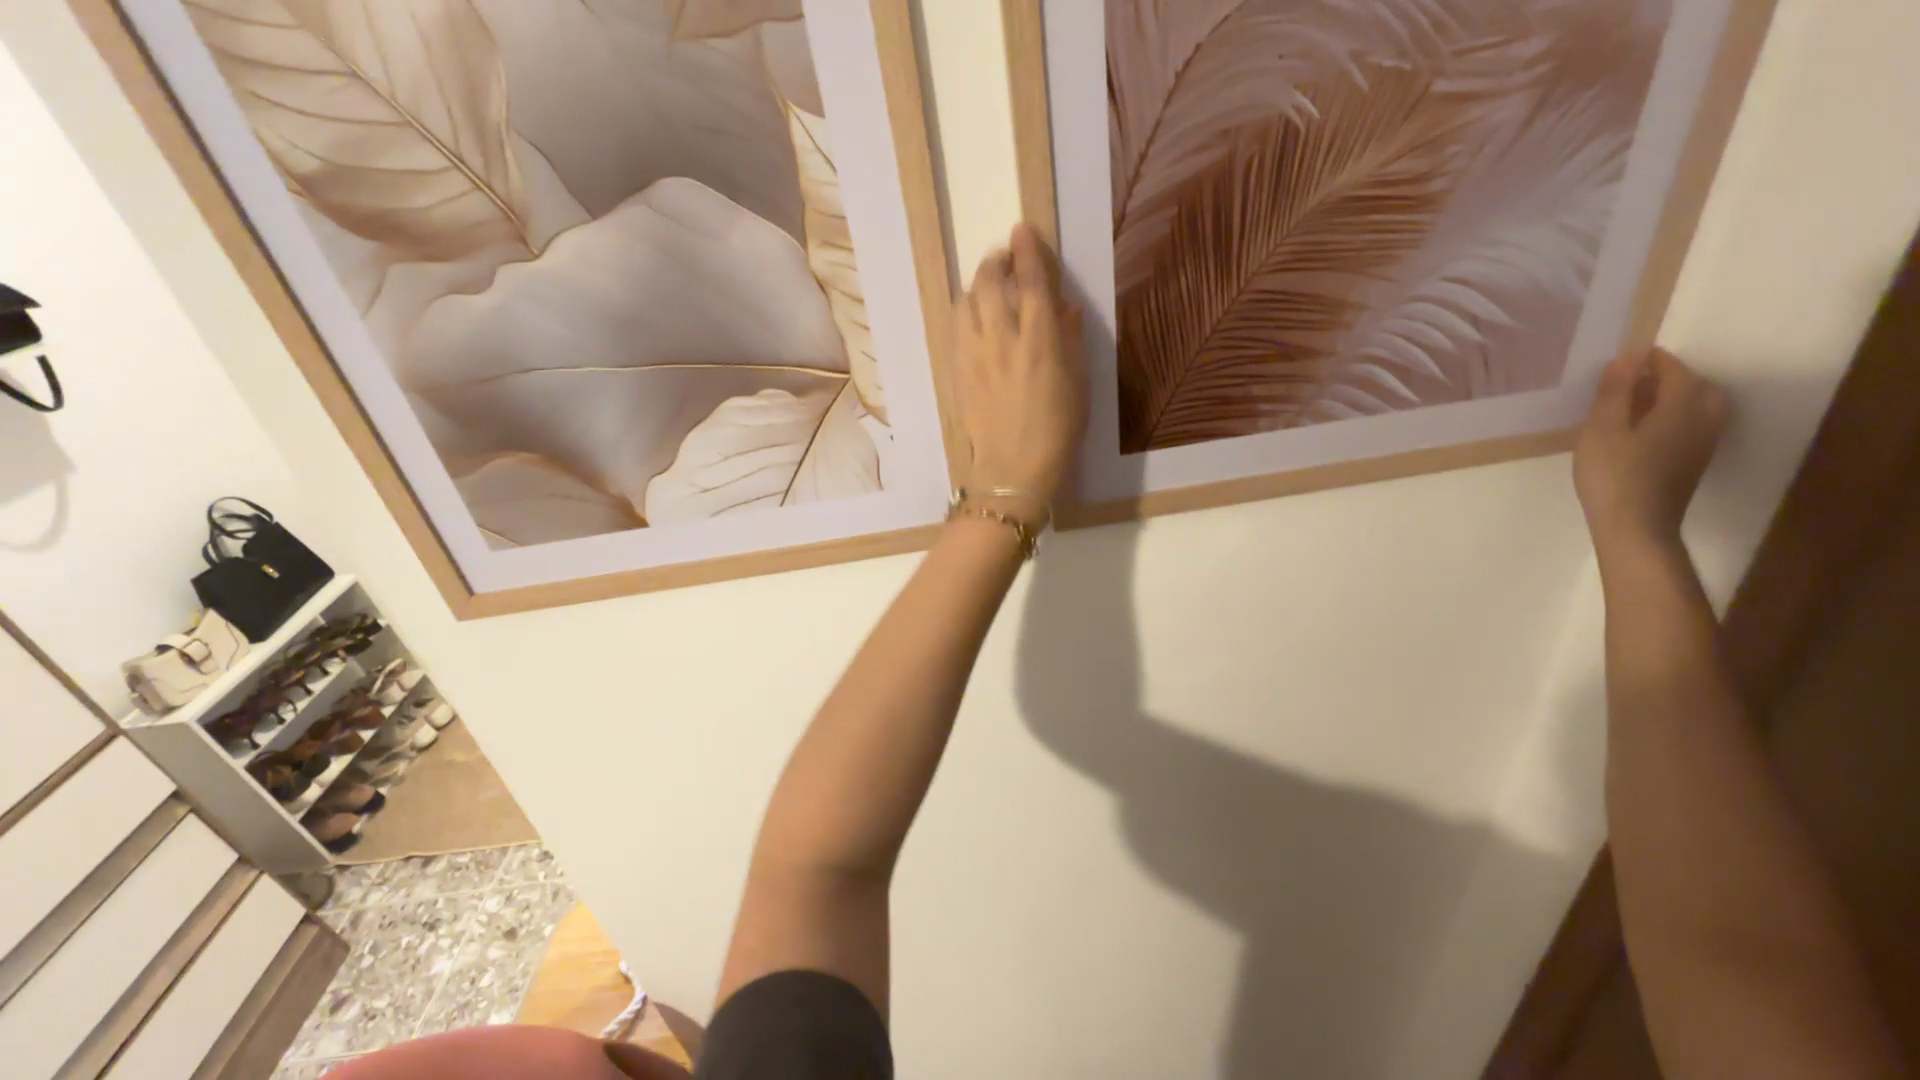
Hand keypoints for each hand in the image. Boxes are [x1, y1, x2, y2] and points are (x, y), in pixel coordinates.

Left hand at [951, 223, 1086, 518]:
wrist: (1014, 469)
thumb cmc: (1059, 428)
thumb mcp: (1079, 382)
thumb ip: (1071, 339)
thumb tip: (1063, 307)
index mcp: (1041, 340)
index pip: (1031, 281)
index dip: (1027, 251)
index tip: (1022, 230)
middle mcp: (1004, 338)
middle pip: (991, 282)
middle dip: (997, 261)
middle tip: (1006, 258)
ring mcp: (975, 352)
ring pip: (968, 299)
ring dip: (978, 282)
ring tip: (989, 281)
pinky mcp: (958, 368)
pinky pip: (956, 324)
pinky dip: (965, 308)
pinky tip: (973, 311)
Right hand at [1574, 348, 1728, 558]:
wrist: (1637, 527)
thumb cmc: (1614, 476)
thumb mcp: (1602, 430)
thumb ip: (1616, 392)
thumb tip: (1627, 358)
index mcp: (1683, 406)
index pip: (1676, 371)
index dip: (1653, 360)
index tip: (1628, 358)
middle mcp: (1704, 419)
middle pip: (1698, 387)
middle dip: (1672, 378)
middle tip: (1638, 381)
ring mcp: (1704, 444)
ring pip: (1702, 407)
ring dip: (1677, 398)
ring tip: (1642, 404)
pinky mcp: (1695, 463)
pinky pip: (1696, 426)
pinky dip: (1678, 418)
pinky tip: (1648, 431)